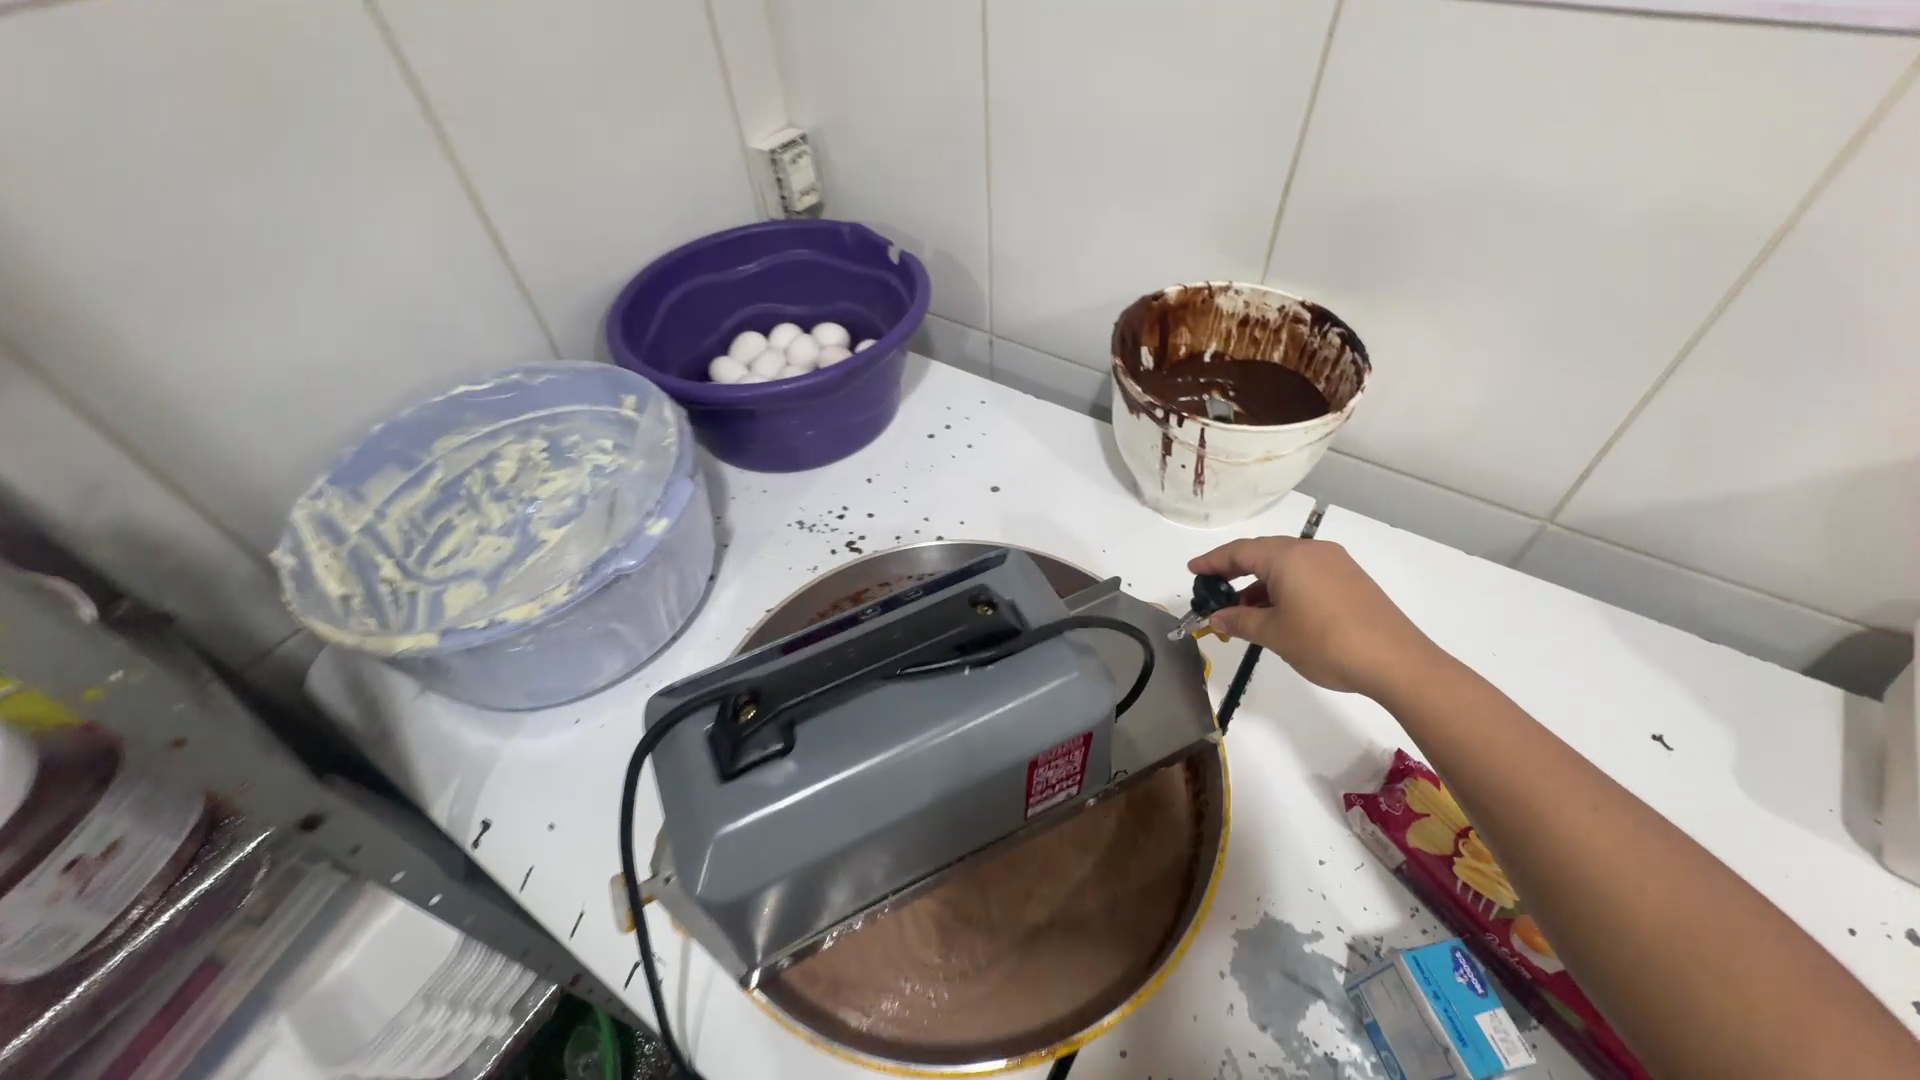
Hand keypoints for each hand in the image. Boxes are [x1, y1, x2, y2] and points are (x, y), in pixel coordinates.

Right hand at [1188, 536, 1443, 697]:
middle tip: (1213, 590)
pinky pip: (1306, 575)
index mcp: (1287, 556)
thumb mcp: (1274, 634)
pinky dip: (1284, 589)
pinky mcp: (1351, 581)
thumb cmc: (1325, 642)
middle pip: (1263, 554)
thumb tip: (1218, 617)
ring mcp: (1335, 564)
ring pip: (1286, 566)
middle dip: (1235, 572)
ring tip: (1243, 611)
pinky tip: (1278, 613)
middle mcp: (1311, 551)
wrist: (1395, 661)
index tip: (1192, 571)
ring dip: (1260, 584)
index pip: (1239, 551)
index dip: (1212, 562)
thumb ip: (1240, 621)